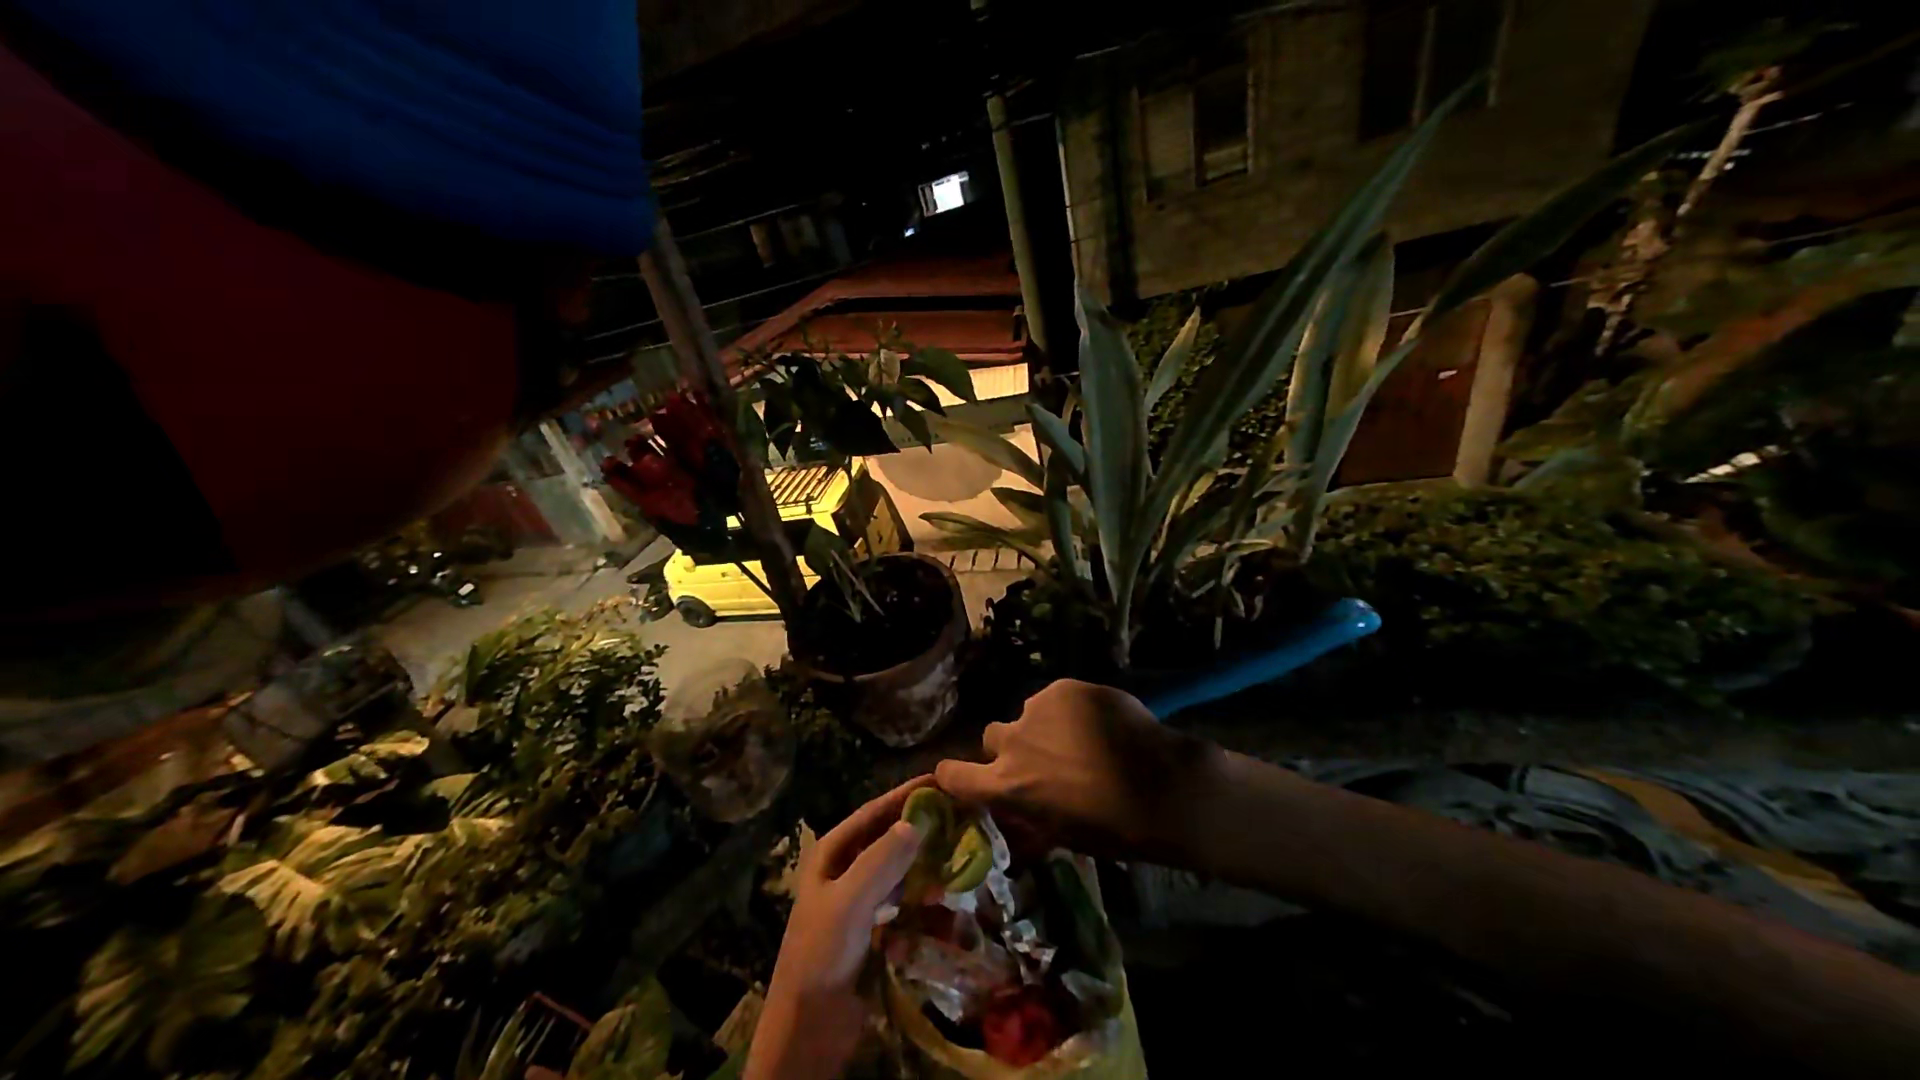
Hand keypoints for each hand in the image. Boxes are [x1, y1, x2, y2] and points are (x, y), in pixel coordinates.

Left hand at [745, 777, 930, 1079]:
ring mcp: (862, 901)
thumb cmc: (822, 954)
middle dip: (925, 835)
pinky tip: (943, 916)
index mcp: (834, 853)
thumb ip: (881, 860)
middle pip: (892, 840)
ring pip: (904, 874)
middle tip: (962, 826)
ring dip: (928, 874)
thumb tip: (915, 822)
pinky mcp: (875, 931)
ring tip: (956, 877)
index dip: (906, 794)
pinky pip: (906, 908)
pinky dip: (924, 909)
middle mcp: (848, 869)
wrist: (807, 1028)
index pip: (875, 811)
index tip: (941, 781)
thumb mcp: (849, 902)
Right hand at [933, 680, 1222, 863]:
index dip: (954, 774)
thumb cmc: (1112, 827)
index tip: (961, 774)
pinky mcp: (1065, 688)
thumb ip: (1027, 819)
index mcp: (1006, 786)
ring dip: (1044, 727)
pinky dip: (1071, 710)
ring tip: (1082, 740)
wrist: (1161, 786)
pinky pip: (1057, 698)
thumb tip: (1015, 819)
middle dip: (1011, 747)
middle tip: (1044, 758)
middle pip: (992, 737)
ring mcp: (1037, 710)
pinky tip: (1100, 724)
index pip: (952, 775)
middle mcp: (1012, 743)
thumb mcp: (1060, 835)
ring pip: (1028, 715)